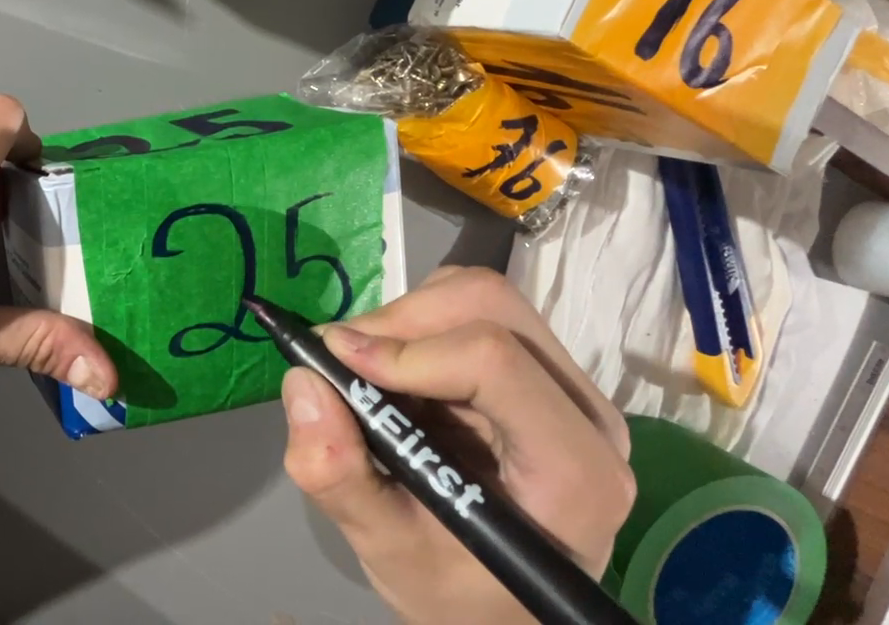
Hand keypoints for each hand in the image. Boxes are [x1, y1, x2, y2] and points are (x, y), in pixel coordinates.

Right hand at [281, 266, 633, 624]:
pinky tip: (395, 372)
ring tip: (367, 369)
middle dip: (398, 319)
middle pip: (489, 305)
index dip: (406, 350)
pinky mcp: (537, 368)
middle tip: (342, 358)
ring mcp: (566, 386)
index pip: (496, 362)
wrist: (493, 602)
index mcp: (572, 471)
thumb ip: (340, 478)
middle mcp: (585, 415)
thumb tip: (304, 382)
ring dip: (403, 317)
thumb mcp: (386, 551)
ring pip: (478, 294)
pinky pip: (469, 307)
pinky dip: (413, 321)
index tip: (333, 362)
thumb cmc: (451, 587)